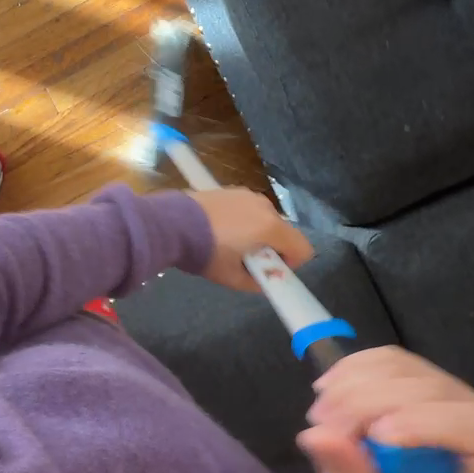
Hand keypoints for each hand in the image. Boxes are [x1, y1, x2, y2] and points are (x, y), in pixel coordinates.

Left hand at [189, 189, 312, 291]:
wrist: (170, 223)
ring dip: (256, 232)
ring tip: (228, 243)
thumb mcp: (232, 278)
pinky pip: (247, 209)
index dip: (291, 263)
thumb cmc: (205, 253)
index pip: (303, 248)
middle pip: (283, 232)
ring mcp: (246, 194)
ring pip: (264, 218)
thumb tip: (265, 281)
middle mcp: (264, 206)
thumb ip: (257, 283)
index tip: (268, 270)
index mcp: (271, 227)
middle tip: (245, 260)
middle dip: (271, 247)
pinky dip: (242, 220)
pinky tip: (219, 228)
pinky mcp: (229, 190)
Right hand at [299, 347, 473, 472]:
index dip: (426, 421)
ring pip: (410, 369)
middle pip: (435, 391)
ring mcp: (469, 400)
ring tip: (320, 412)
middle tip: (321, 422)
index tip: (374, 436)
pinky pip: (396, 361)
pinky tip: (330, 390)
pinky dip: (356, 369)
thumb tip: (314, 436)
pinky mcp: (438, 382)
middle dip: (369, 401)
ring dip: (355, 382)